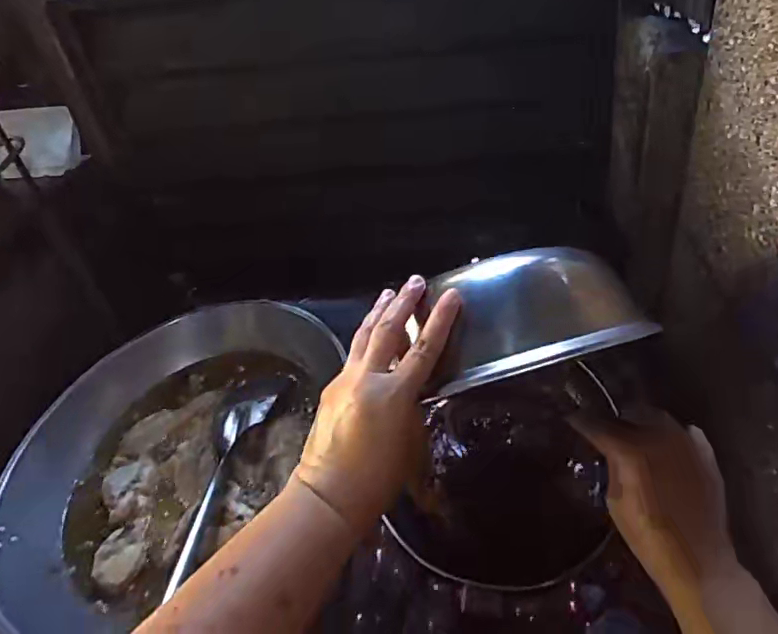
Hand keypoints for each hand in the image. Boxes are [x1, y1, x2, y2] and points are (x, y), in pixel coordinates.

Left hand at [293, 276, 461, 532]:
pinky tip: (369, 333)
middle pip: (389, 329)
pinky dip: (366, 337)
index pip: (423, 348)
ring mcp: (345, 380)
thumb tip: (412, 386)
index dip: (440, 320)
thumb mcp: (410, 442)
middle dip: (404, 302)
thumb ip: (413, 406)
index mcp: (393, 394)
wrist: (326, 498)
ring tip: (389, 292)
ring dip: (379, 311)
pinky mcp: (331, 387)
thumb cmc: (378, 480)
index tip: (451, 295)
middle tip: (415, 280)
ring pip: (365, 334)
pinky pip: (354, 354)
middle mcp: (367, 378)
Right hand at [571, 408, 754, 629]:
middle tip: (612, 434)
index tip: (575, 419)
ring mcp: (685, 441)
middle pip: (631, 412)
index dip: (583, 422)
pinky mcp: (705, 453)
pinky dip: (675, 439)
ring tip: (641, 441)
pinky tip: (670, 452)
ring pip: (659, 419)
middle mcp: (658, 434)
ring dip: (646, 425)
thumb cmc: (650, 539)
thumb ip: (613, 467)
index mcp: (630, 448)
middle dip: (618, 421)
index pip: (598, 424)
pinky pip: (686, 434)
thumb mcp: (616, 504)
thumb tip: (610, 451)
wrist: (700, 564)